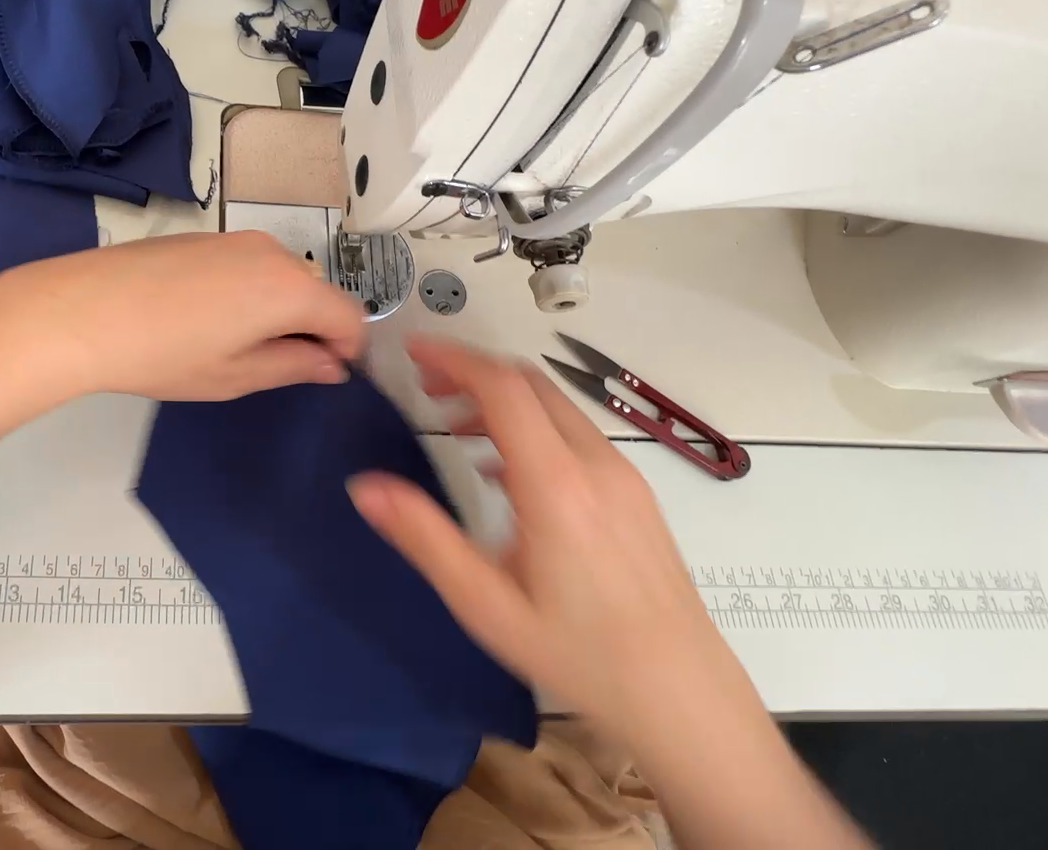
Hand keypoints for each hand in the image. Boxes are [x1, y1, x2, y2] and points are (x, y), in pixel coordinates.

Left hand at [0, 231, 366, 402]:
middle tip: (278, 365)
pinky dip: (250, 290)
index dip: (348, 349)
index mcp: (290, 288)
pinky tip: (206, 317)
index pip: (349, 316)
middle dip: (313, 327)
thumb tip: (331, 364)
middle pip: (317, 291)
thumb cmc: (163, 353)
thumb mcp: (235, 375)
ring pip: (282, 275)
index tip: (327, 374)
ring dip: (280, 308)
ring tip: (235, 343)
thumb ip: (294, 366)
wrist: (82, 310)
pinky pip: (249, 264)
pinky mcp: (204, 236)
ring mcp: (235, 238)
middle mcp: (271, 252)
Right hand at [347, 336, 759, 755]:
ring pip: (555, 406)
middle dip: (473, 371)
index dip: (454, 359)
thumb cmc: (578, 652)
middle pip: (530, 384)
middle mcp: (595, 464)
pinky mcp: (635, 494)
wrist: (684, 696)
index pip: (503, 388)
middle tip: (425, 385)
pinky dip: (530, 426)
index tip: (413, 351)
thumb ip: (423, 537)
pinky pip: (575, 434)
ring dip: (501, 399)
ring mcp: (623, 475)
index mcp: (555, 483)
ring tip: (454, 426)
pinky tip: (503, 469)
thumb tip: (364, 487)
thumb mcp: (485, 602)